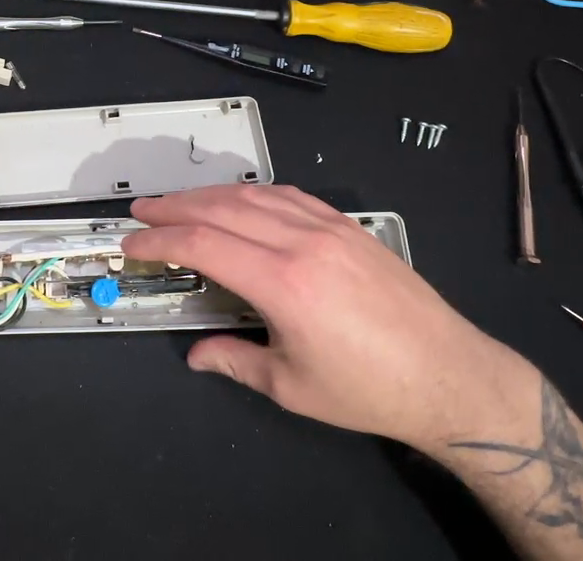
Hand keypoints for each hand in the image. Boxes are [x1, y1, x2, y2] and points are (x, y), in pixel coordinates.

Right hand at [123, 185, 538, 455]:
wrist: (450, 375)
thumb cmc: (370, 389)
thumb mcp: (292, 386)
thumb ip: (235, 361)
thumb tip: (197, 354)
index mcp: (283, 283)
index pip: (203, 244)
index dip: (159, 240)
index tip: (132, 243)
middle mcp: (302, 243)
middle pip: (221, 209)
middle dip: (174, 207)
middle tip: (142, 211)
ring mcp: (328, 228)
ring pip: (253, 195)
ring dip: (208, 195)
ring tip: (178, 203)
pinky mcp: (348, 226)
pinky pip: (289, 196)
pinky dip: (253, 193)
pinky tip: (239, 200)